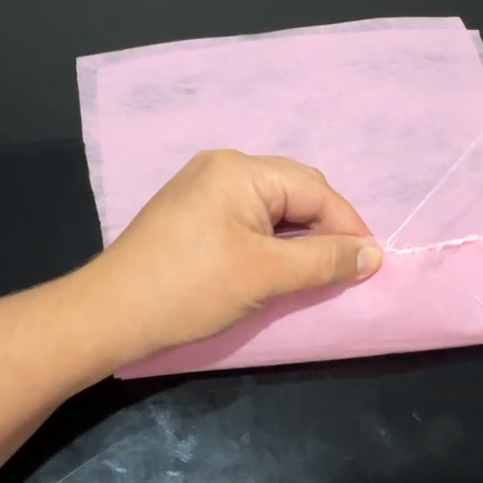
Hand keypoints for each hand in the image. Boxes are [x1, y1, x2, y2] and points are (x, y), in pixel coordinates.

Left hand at [80, 150, 382, 358]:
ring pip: (272, 204)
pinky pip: (248, 215)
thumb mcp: (266, 275)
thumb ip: (324, 260)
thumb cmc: (190, 290)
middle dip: (326, 227)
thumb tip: (373, 254)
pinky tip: (278, 263)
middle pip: (295, 190)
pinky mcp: (191, 211)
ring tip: (315, 269)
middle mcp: (222, 167)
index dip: (348, 226)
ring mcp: (202, 186)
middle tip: (344, 269)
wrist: (109, 315)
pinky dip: (272, 237)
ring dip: (299, 234)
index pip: (315, 190)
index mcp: (241, 170)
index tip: (371, 265)